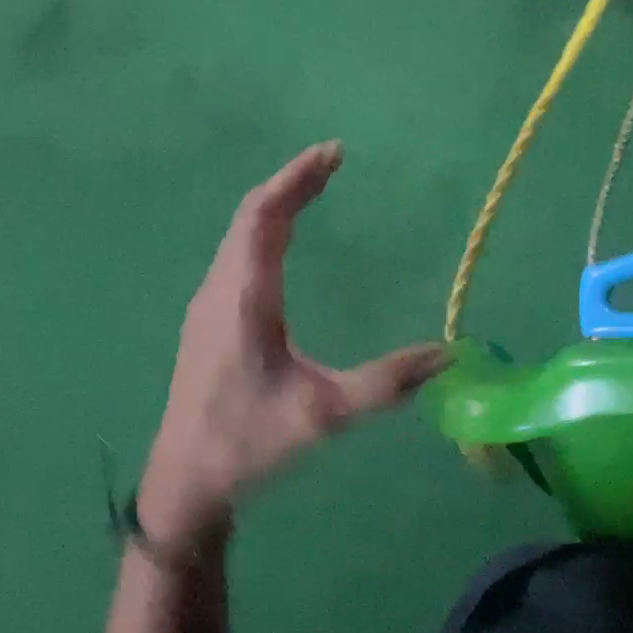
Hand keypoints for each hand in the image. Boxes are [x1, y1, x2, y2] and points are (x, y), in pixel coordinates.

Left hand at [137, 142, 450, 538]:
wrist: (184, 480)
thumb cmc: (248, 443)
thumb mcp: (323, 414)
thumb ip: (386, 383)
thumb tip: (449, 354)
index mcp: (243, 297)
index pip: (265, 216)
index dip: (298, 178)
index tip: (335, 153)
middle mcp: (221, 289)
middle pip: (253, 215)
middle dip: (294, 182)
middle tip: (334, 161)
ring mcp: (210, 304)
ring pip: (242, 233)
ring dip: (278, 204)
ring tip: (317, 188)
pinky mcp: (211, 320)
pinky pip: (239, 253)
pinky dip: (267, 229)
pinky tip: (288, 240)